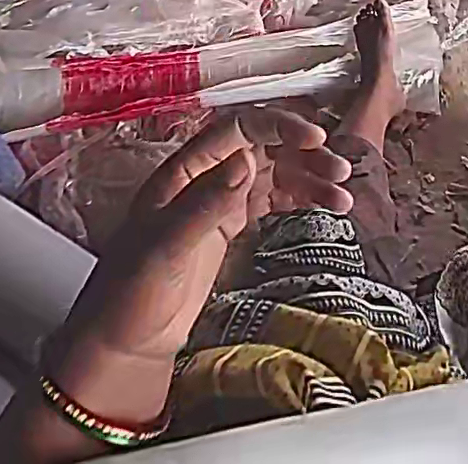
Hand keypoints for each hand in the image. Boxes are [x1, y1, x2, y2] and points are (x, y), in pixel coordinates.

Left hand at [12, 108, 352, 462]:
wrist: (125, 340)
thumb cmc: (132, 291)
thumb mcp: (166, 246)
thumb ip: (206, 203)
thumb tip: (246, 160)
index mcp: (185, 170)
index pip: (238, 130)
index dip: (277, 127)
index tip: (314, 139)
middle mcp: (204, 178)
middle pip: (261, 147)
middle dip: (302, 152)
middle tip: (338, 170)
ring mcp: (218, 201)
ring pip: (271, 172)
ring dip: (307, 177)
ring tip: (341, 194)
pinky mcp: (229, 226)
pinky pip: (270, 200)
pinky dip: (298, 199)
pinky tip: (323, 206)